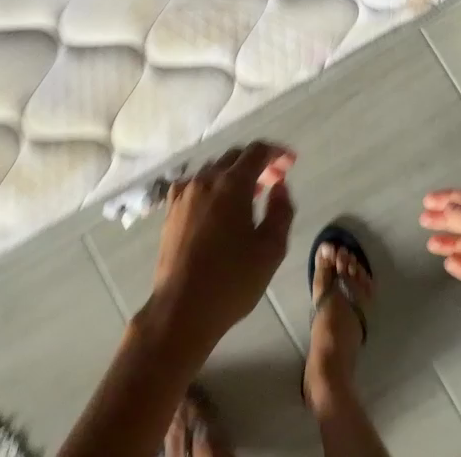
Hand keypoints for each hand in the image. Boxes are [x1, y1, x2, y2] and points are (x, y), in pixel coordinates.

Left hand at [149, 141, 296, 344]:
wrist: (183, 307)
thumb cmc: (233, 280)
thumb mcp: (271, 249)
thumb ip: (281, 211)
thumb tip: (279, 187)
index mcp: (231, 185)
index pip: (256, 152)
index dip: (276, 153)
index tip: (290, 162)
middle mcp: (205, 181)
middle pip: (233, 158)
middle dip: (257, 164)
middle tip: (275, 181)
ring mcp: (183, 195)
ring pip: (213, 170)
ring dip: (234, 175)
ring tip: (250, 195)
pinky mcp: (170, 211)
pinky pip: (194, 185)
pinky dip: (212, 187)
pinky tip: (218, 206)